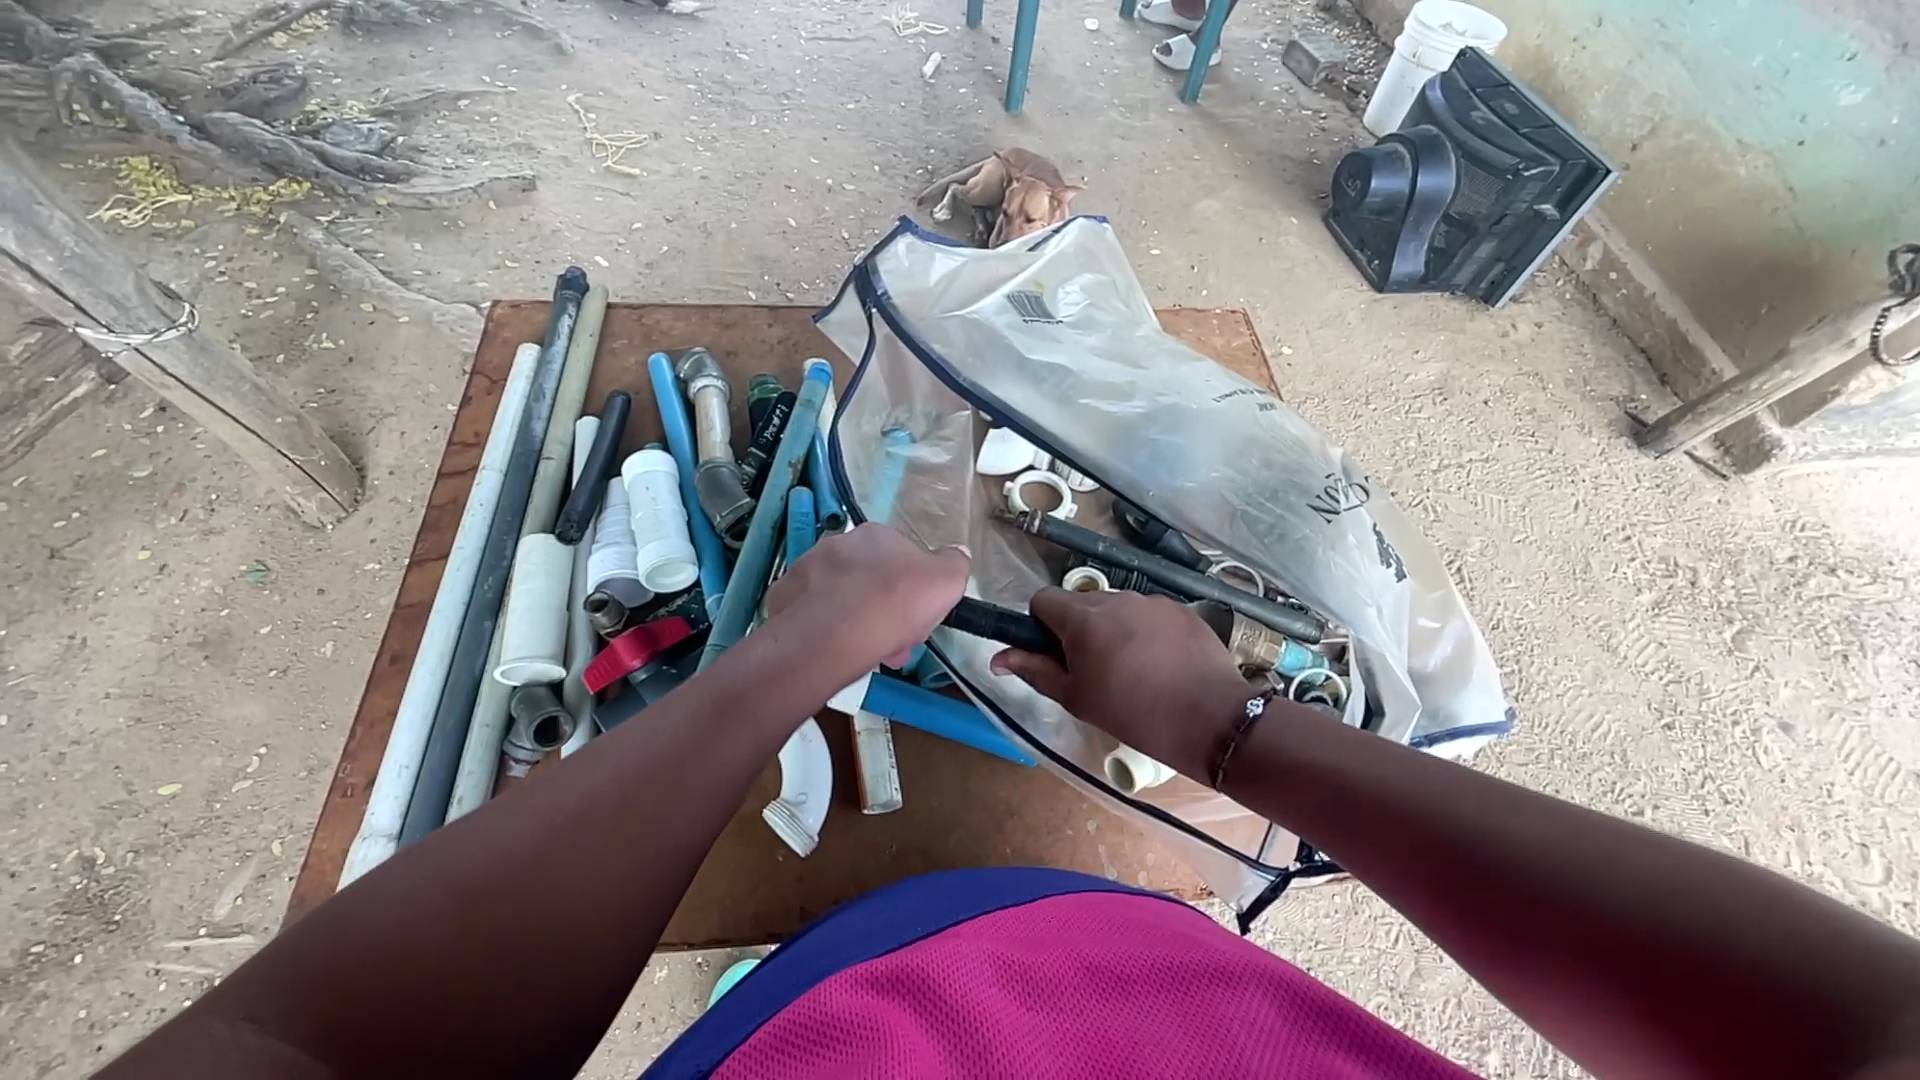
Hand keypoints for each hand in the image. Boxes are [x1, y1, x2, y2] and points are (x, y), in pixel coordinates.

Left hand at [764, 523, 969, 678]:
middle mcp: (838, 544)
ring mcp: (807, 569)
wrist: (835, 632)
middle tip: (895, 641)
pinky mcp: (784, 598)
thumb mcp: (948, 580)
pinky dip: (825, 630)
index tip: (918, 617)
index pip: (901, 558)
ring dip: (857, 622)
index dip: (913, 590)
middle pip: (869, 580)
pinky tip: (836, 650)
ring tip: (868, 652)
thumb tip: (956, 555)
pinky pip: (812, 614)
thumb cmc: (895, 601)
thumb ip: (955, 564)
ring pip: (840, 598)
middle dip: (885, 610)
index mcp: (876, 535)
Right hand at [991, 588, 1254, 780]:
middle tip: (1093, 670)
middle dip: (1079, 629)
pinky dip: (1147, 633)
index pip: (1042, 599)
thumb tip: (997, 659)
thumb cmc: (1133, 714)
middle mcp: (1116, 598)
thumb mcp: (1076, 698)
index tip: (1054, 653)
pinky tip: (1162, 664)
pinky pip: (1150, 614)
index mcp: (1082, 618)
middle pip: (1081, 603)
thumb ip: (1035, 671)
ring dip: (1114, 630)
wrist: (1211, 719)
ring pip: (1118, 609)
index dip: (1041, 624)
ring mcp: (1153, 601)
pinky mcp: (1182, 610)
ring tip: (1133, 670)